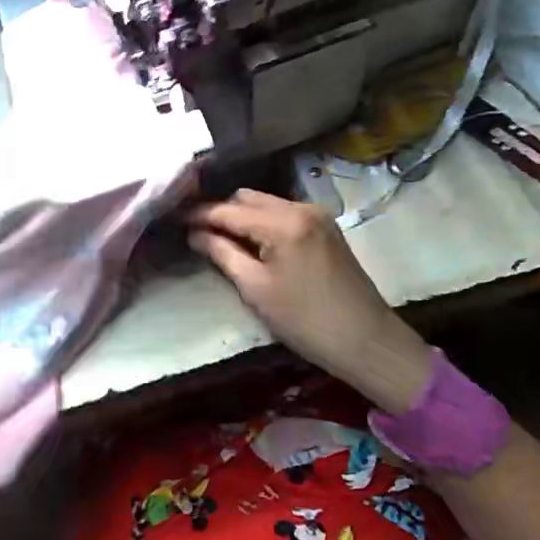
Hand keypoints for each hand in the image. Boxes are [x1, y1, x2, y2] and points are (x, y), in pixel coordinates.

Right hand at [187, 190, 432, 412]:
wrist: (365, 340)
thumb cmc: (304, 320)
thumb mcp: (255, 289)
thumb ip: (222, 254)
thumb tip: (195, 234)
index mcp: (283, 223)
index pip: (229, 210)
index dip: (199, 214)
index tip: (174, 219)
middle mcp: (301, 208)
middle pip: (248, 198)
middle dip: (221, 211)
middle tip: (196, 231)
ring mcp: (318, 216)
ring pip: (267, 204)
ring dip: (242, 216)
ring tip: (220, 238)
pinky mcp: (326, 228)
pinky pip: (284, 214)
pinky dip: (264, 222)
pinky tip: (252, 242)